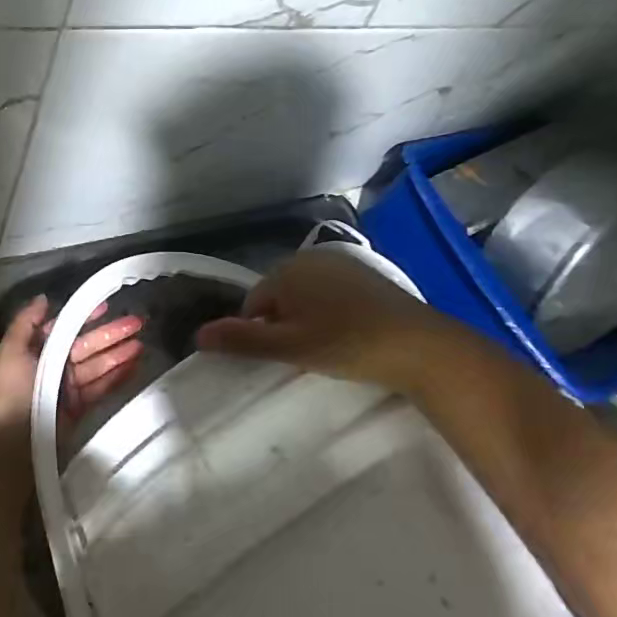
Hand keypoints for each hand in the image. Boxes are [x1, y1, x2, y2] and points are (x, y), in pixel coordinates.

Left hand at [0, 294, 144, 431]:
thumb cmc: (9, 392)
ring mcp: (68, 388)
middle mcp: (53, 367)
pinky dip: (118, 378)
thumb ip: (25, 323)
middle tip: (138, 323)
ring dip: (119, 354)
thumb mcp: (10, 351)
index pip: (66, 329)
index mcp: (37, 351)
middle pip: (87, 346)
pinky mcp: (79, 408)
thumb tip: (43, 298)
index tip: (107, 307)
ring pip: (98, 366)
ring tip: (142, 345)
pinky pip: (102, 388)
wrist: (9, 442)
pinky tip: (135, 367)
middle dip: (111, 334)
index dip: (86, 317)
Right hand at [194, 250, 459, 393]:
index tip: (285, 358)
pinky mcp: (365, 273)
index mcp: (287, 271)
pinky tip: (350, 332)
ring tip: (329, 346)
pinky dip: (332, 310)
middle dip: (285, 324)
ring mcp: (341, 262)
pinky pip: (331, 292)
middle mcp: (310, 258)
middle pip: (279, 297)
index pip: (254, 305)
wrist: (418, 344)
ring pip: (306, 295)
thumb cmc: (347, 345)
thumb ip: (243, 340)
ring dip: (308, 318)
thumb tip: (198, 335)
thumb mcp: (291, 347)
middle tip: (307, 354)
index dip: (262, 335)